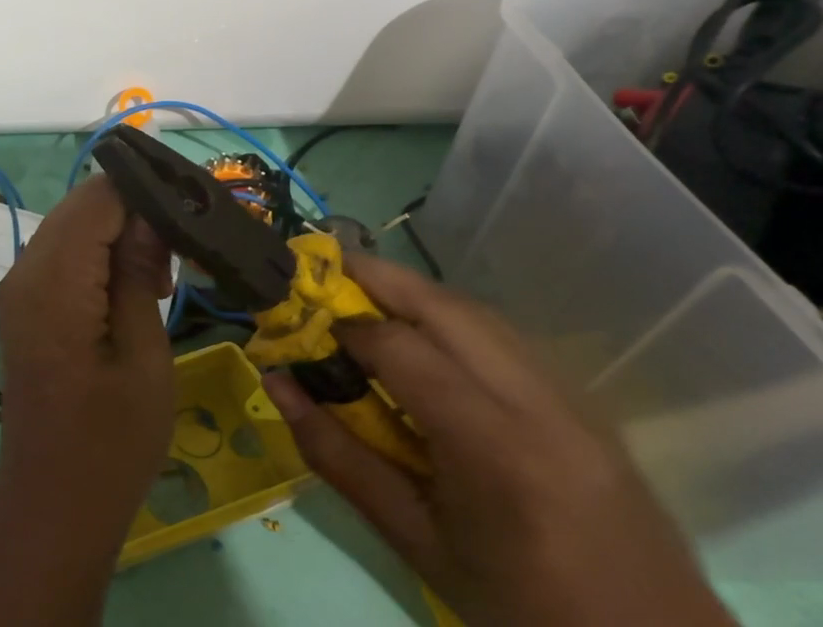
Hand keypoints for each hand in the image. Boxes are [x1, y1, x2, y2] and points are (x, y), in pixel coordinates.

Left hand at [0, 177, 174, 626]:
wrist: (53, 502)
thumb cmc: (111, 442)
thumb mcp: (143, 357)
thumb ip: (136, 276)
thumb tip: (146, 218)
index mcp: (53, 279)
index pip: (97, 196)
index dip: (147, 190)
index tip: (200, 203)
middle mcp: (24, 270)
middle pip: (80, 207)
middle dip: (135, 208)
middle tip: (192, 238)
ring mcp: (18, 289)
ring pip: (71, 229)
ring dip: (118, 232)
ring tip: (171, 264)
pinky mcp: (24, 307)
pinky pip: (62, 258)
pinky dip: (99, 256)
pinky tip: (137, 282)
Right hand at [263, 255, 734, 626]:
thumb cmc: (514, 603)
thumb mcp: (412, 538)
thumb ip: (337, 456)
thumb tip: (275, 383)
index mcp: (492, 447)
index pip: (402, 348)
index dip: (343, 327)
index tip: (300, 330)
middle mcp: (541, 406)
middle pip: (448, 308)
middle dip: (377, 278)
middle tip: (319, 274)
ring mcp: (576, 401)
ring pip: (484, 315)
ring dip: (416, 297)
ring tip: (362, 302)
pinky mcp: (592, 406)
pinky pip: (510, 341)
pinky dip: (455, 323)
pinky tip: (425, 345)